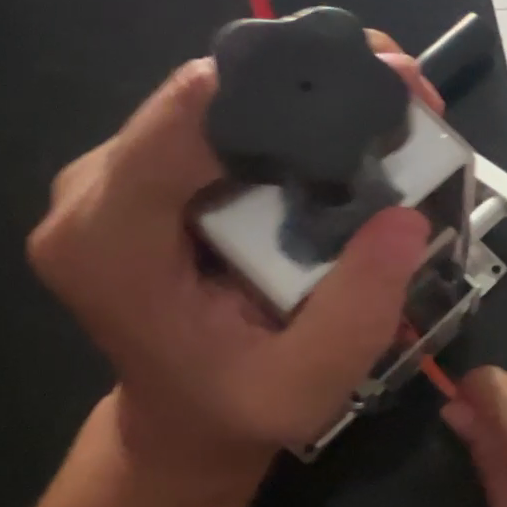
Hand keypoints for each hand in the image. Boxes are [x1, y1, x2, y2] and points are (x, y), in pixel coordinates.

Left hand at [28, 34, 440, 476]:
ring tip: (392, 115)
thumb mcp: (306, 388)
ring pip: (221, 96)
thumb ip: (354, 314)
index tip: (375, 92)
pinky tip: (349, 135)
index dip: (278, 89)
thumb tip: (407, 218)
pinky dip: (293, 117)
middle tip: (408, 98)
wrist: (186, 420)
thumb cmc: (236, 411)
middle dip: (312, 86)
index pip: (183, 121)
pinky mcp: (151, 167)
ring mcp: (120, 172)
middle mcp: (98, 189)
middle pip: (207, 95)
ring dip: (311, 97)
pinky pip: (223, 116)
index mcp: (110, 243)